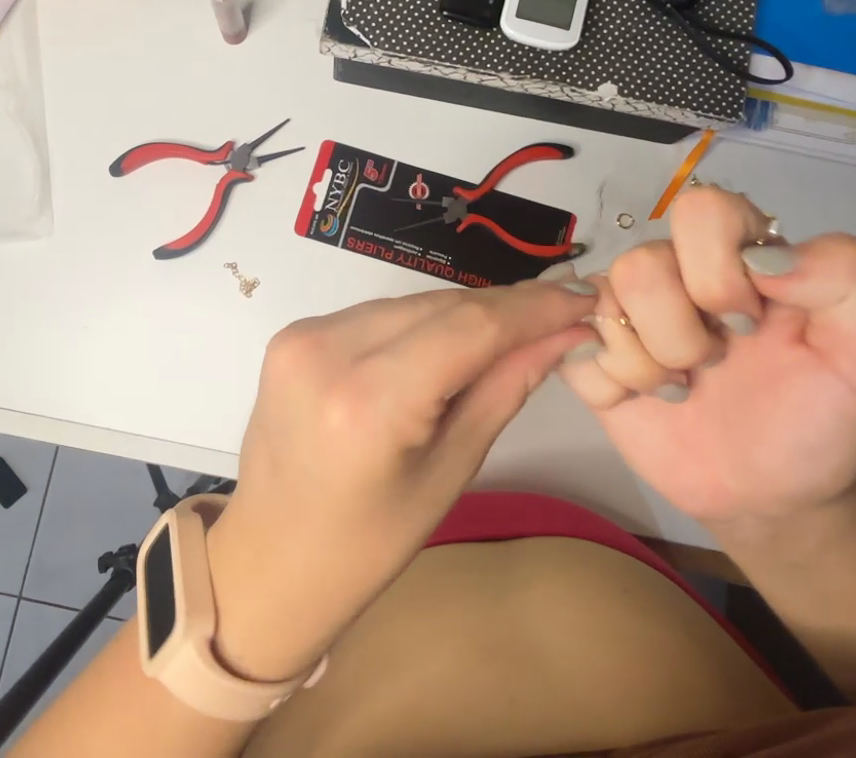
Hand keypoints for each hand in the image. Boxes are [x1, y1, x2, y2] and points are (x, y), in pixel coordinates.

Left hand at [206, 279, 597, 681]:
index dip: (535, 307)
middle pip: (441, 307)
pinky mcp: (291, 335)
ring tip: (517, 332)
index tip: (586, 297)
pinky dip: (421, 323)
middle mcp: (327, 351)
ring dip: (466, 314)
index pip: (471, 327)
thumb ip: (504, 390)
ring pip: (411, 305)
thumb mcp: (449, 472)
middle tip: (564, 314)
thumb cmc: (367, 544)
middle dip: (507, 308)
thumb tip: (564, 334)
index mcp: (368, 401)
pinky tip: (450, 344)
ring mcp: (301, 337)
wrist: (269, 558)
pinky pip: (376, 315)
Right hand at [558, 187, 855, 531]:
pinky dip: (610, 386)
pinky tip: (642, 400)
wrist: (770, 494)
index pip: (701, 210)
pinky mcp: (591, 358)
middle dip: (680, 332)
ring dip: (646, 364)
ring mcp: (628, 315)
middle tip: (714, 364)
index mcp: (738, 256)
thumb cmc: (818, 420)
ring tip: (680, 389)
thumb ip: (843, 279)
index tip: (749, 324)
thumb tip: (764, 257)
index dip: (717, 270)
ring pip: (602, 304)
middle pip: (640, 262)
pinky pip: (572, 352)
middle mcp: (676, 274)